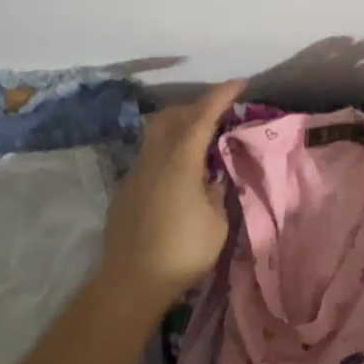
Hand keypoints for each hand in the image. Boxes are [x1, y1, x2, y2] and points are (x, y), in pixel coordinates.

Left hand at [99, 79, 246, 301]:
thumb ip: (216, 193)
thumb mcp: (216, 224)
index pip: (201, 116)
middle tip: (219, 112)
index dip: (220, 96)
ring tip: (200, 140)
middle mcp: (153, 159)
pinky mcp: (125, 191)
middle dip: (196, 106)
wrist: (131, 280)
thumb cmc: (182, 252)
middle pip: (172, 116)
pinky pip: (148, 157)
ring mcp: (135, 173)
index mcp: (180, 162)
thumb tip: (212, 178)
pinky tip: (179, 173)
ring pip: (156, 135)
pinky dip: (167, 151)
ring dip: (178, 127)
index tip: (239, 83)